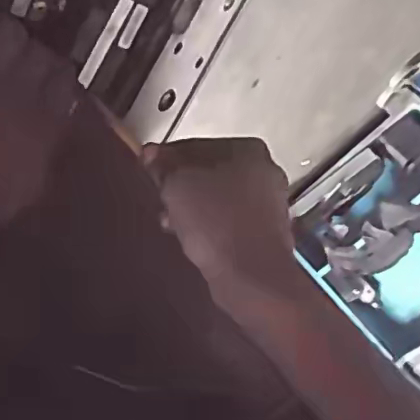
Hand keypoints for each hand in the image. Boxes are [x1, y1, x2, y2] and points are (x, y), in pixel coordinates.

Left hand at [0, 14, 81, 234]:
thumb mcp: (38, 178)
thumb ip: (52, 140)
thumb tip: (60, 114)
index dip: (63, 75)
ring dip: (14, 34)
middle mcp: (18, 97)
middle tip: (31, 62)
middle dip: (40, 55)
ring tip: (10, 42)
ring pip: (9, 34)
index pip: (65, 80)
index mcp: (44, 124)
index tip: (57, 79)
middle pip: (40, 54)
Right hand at [146, 136, 303, 298]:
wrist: (250, 273)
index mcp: (247, 148)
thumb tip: (150, 153)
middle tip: (161, 201)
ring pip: (218, 197)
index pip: (195, 146)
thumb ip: (162, 166)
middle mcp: (264, 170)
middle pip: (209, 172)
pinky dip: (210, 226)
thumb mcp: (177, 187)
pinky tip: (193, 239)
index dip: (167, 160)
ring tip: (172, 224)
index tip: (150, 176)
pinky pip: (229, 220)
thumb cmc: (212, 222)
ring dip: (193, 208)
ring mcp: (269, 201)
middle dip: (182, 186)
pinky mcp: (266, 231)